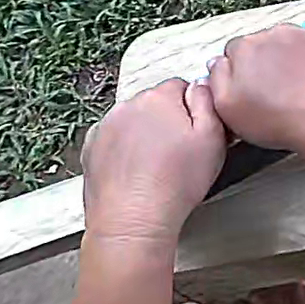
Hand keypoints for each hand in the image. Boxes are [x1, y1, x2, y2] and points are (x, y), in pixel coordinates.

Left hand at [81, 78, 225, 248]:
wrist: (132, 220)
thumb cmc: (176, 181)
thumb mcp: (213, 136)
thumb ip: (208, 101)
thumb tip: (200, 84)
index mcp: (158, 98)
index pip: (182, 85)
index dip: (195, 108)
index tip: (200, 131)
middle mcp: (126, 107)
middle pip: (156, 103)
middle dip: (170, 120)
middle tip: (184, 150)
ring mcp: (104, 128)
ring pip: (135, 121)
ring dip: (148, 134)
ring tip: (162, 164)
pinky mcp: (91, 150)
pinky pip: (116, 140)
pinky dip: (128, 150)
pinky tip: (141, 171)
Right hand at [205, 24, 304, 154]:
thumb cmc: (280, 118)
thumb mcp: (227, 109)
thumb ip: (216, 80)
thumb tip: (217, 64)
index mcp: (244, 48)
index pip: (233, 52)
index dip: (240, 73)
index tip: (250, 89)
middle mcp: (272, 34)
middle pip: (260, 44)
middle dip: (264, 62)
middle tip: (274, 91)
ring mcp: (302, 34)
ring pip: (286, 41)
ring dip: (288, 56)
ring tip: (297, 85)